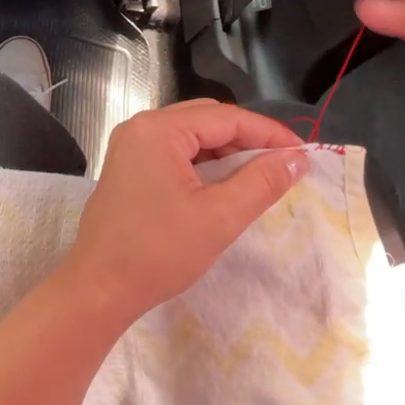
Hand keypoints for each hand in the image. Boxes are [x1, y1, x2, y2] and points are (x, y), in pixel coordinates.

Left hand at [62, 100, 306, 323]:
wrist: (100, 287)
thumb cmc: (159, 251)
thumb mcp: (219, 217)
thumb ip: (261, 182)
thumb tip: (297, 157)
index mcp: (158, 130)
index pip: (225, 117)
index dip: (268, 133)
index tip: (304, 154)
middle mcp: (140, 126)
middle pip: (206, 119)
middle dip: (247, 139)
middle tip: (284, 165)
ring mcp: (130, 146)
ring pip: (190, 135)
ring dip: (225, 151)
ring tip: (259, 176)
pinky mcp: (127, 166)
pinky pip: (173, 151)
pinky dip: (202, 163)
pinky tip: (223, 184)